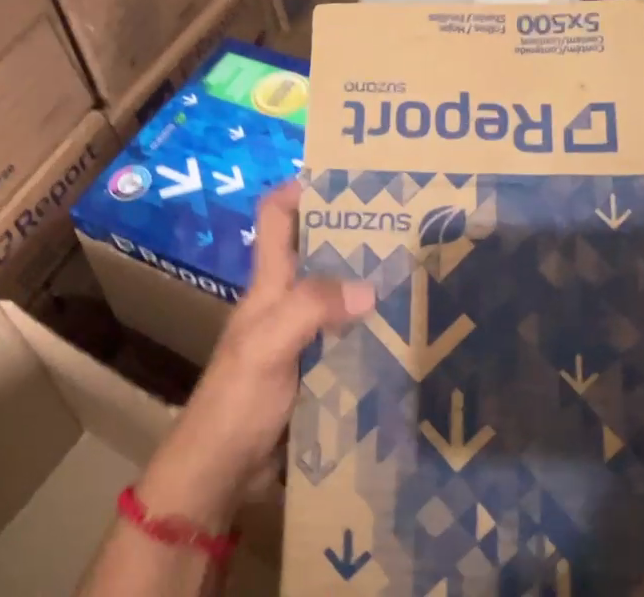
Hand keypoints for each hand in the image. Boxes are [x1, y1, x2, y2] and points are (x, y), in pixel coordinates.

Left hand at [135, 182, 375, 528]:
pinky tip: (408, 333)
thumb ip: (312, 308)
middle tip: (409, 222)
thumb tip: (370, 285)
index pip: (277, 217)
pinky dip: (374, 330)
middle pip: (318, 252)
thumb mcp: (269, 345)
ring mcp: (300, 339)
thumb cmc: (236, 399)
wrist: (222, 470)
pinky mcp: (315, 372)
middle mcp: (285, 303)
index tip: (345, 172)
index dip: (301, 187)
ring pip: (339, 296)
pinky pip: (349, 338)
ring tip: (421, 272)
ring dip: (371, 284)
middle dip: (355, 233)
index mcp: (268, 285)